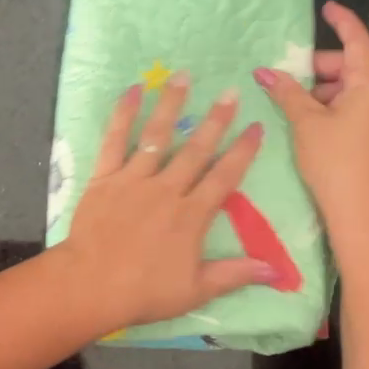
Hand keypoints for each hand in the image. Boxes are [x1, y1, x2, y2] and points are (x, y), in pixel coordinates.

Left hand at [58, 74, 280, 329]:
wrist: (91, 285)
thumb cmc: (144, 291)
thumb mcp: (196, 290)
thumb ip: (235, 274)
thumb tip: (277, 271)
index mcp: (191, 215)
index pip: (224, 177)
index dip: (242, 151)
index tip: (257, 127)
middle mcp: (167, 189)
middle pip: (196, 150)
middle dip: (216, 120)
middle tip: (230, 92)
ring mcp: (134, 179)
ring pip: (157, 136)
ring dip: (172, 105)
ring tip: (182, 77)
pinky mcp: (104, 177)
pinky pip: (115, 140)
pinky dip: (123, 114)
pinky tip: (132, 91)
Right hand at [254, 1, 368, 241]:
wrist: (362, 216)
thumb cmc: (335, 162)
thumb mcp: (305, 123)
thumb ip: (287, 92)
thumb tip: (265, 72)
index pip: (358, 43)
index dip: (343, 22)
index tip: (326, 8)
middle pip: (352, 68)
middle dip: (319, 67)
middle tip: (288, 77)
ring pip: (350, 91)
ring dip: (321, 91)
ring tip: (292, 107)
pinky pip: (353, 109)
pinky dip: (330, 108)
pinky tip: (307, 124)